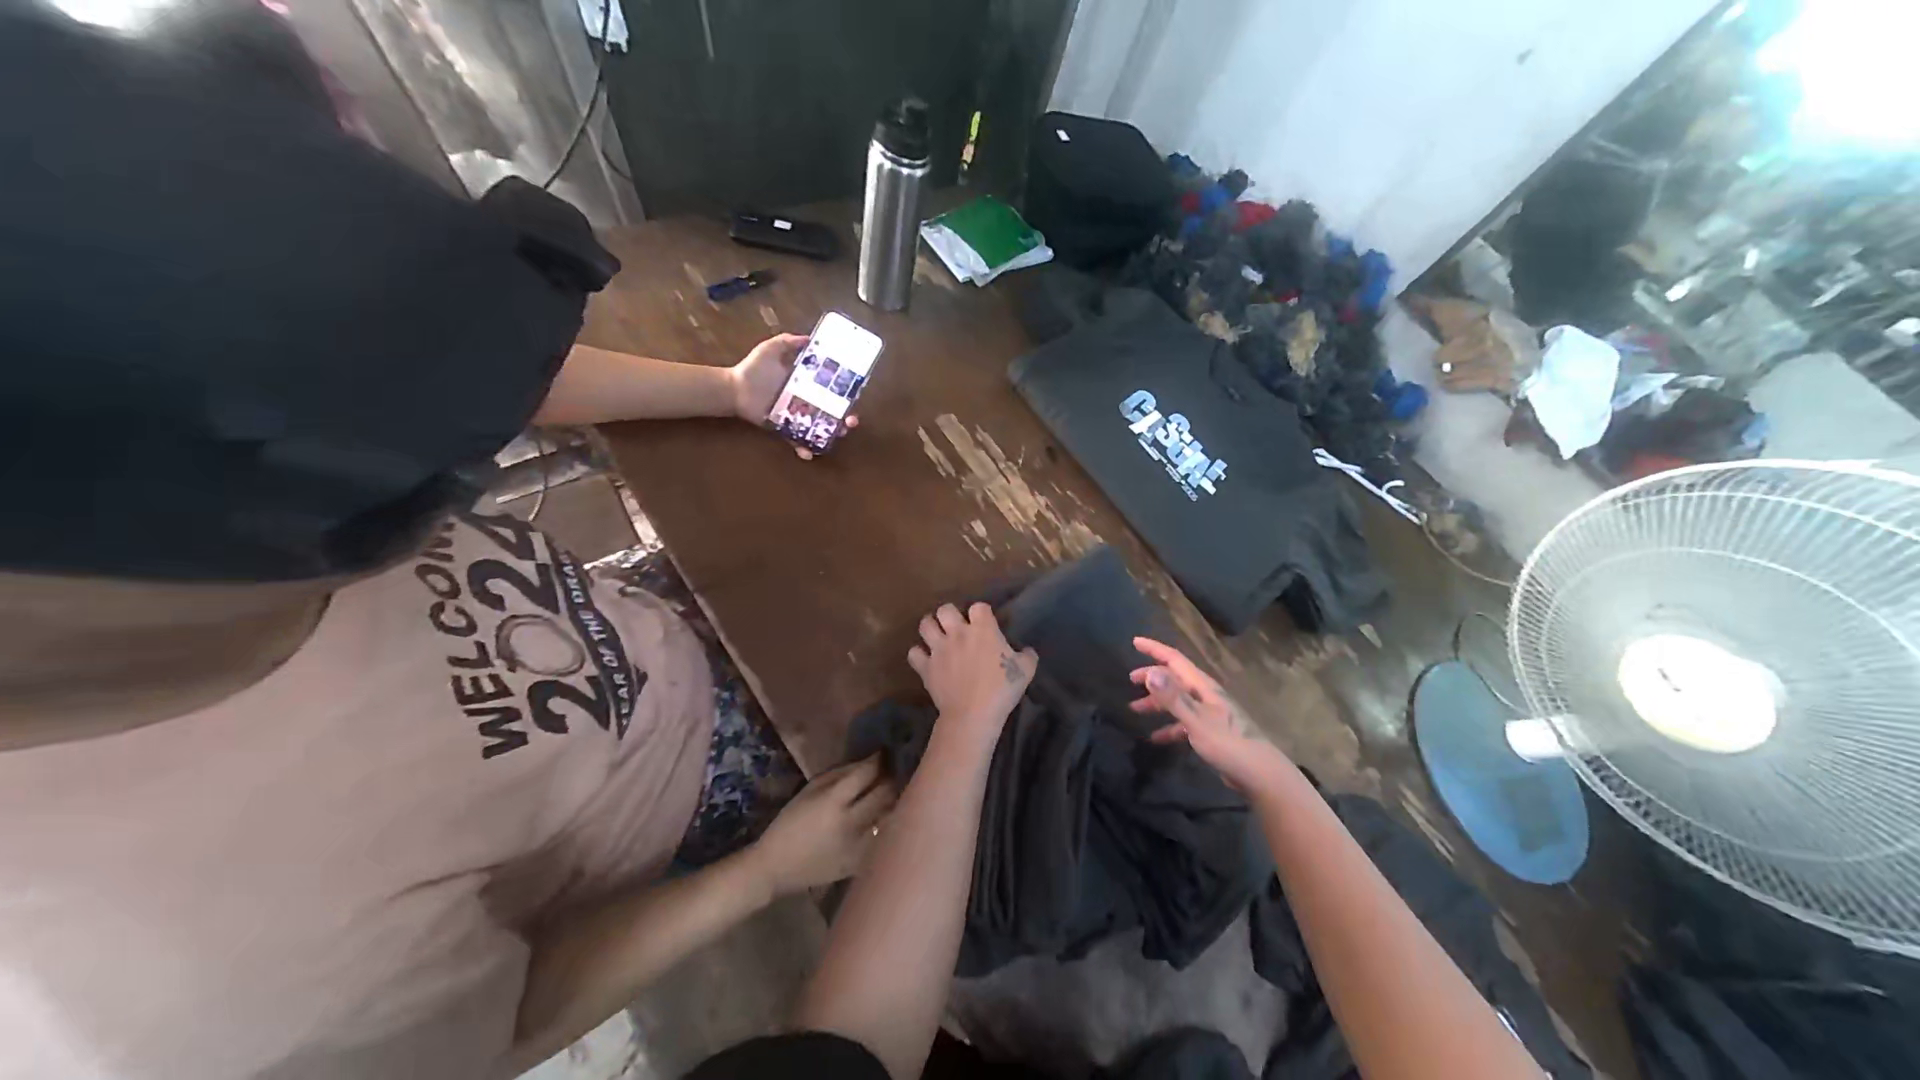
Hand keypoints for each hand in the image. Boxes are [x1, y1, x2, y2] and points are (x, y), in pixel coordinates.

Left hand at [727, 332, 859, 459]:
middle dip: (845, 419)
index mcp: (805, 384)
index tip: (854, 398)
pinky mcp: (783, 428)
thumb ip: (789, 342)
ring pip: (818, 428)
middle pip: (830, 412)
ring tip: (838, 435)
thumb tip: (809, 338)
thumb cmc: (753, 368)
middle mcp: (804, 401)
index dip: (844, 395)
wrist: (734, 388)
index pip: (830, 390)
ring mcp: (795, 416)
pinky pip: (796, 440)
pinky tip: (809, 454)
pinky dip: (803, 448)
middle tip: (851, 422)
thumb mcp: (771, 349)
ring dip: (831, 434)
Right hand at [745, 755, 896, 895]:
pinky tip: (884, 817)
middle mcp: (851, 822)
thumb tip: (868, 762)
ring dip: (892, 801)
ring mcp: (859, 846)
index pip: (867, 773)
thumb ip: (841, 774)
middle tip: (891, 770)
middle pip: (885, 793)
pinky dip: (886, 824)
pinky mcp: (861, 863)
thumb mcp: (810, 790)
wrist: (777, 868)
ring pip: (891, 815)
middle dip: (890, 778)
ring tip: (890, 792)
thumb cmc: (790, 823)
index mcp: (833, 802)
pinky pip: (883, 838)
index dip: (878, 760)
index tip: (884, 753)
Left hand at [907, 603, 1035, 741]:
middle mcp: (957, 633)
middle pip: (945, 609)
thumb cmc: (1002, 689)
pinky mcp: (925, 667)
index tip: (984, 623)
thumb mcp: (1026, 671)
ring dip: (930, 627)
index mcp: (982, 629)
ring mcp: (938, 649)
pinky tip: (925, 659)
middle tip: (955, 627)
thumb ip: (1027, 656)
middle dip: (949, 614)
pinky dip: (918, 654)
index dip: (981, 613)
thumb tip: (1027, 651)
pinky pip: (914, 653)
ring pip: (925, 624)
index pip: (978, 607)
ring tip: (936, 634)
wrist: (973, 714)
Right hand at [1130, 637, 1291, 791]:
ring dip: (1157, 702)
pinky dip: (1169, 726)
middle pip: (1175, 678)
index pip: (1175, 660)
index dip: (1155, 649)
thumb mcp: (1196, 720)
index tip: (1135, 641)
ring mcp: (1209, 713)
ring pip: (1177, 701)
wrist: (1260, 774)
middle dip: (1153, 676)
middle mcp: (1205, 695)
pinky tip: (1156, 737)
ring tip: (1135, 709)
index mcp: (1203, 687)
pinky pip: (1184, 722)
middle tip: (1130, 679)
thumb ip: (1173, 697)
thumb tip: (1150, 672)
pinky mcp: (1211, 732)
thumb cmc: (1228, 743)